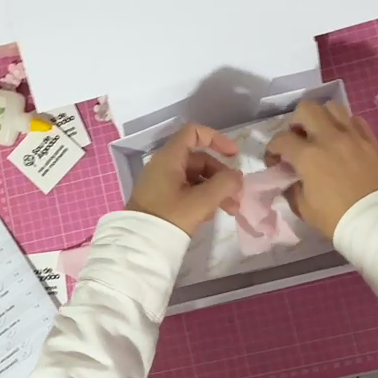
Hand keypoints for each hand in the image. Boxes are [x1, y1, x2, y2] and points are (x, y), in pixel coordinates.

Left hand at [126, 124, 244, 235]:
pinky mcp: (162, 199)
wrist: (140, 244)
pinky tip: (212, 215)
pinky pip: (187, 190)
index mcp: (170, 158)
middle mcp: (165, 165)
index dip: (216, 139)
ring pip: (195, 177)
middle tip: (237, 196)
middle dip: (221, 175)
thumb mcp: (201, 201)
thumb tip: (237, 177)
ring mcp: (162, 182)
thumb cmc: (170, 216)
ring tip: (231, 209)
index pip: (194, 133)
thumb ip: (224, 184)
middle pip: (199, 159)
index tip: (234, 155)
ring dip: (215, 190)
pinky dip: (202, 198)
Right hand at [265, 99, 377, 237]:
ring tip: (321, 135)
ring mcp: (352, 136)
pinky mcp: (370, 141)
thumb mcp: (303, 207)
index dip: (272, 149)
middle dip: (296, 122)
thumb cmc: (336, 218)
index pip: (281, 139)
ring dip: (322, 118)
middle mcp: (329, 138)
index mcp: (308, 155)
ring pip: (333, 107)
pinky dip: (345, 125)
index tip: (275, 162)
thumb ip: (292, 187)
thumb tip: (290, 178)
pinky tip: (343, 140)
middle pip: (306, 108)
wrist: (376, 222)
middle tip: (298, 139)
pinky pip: (355, 120)